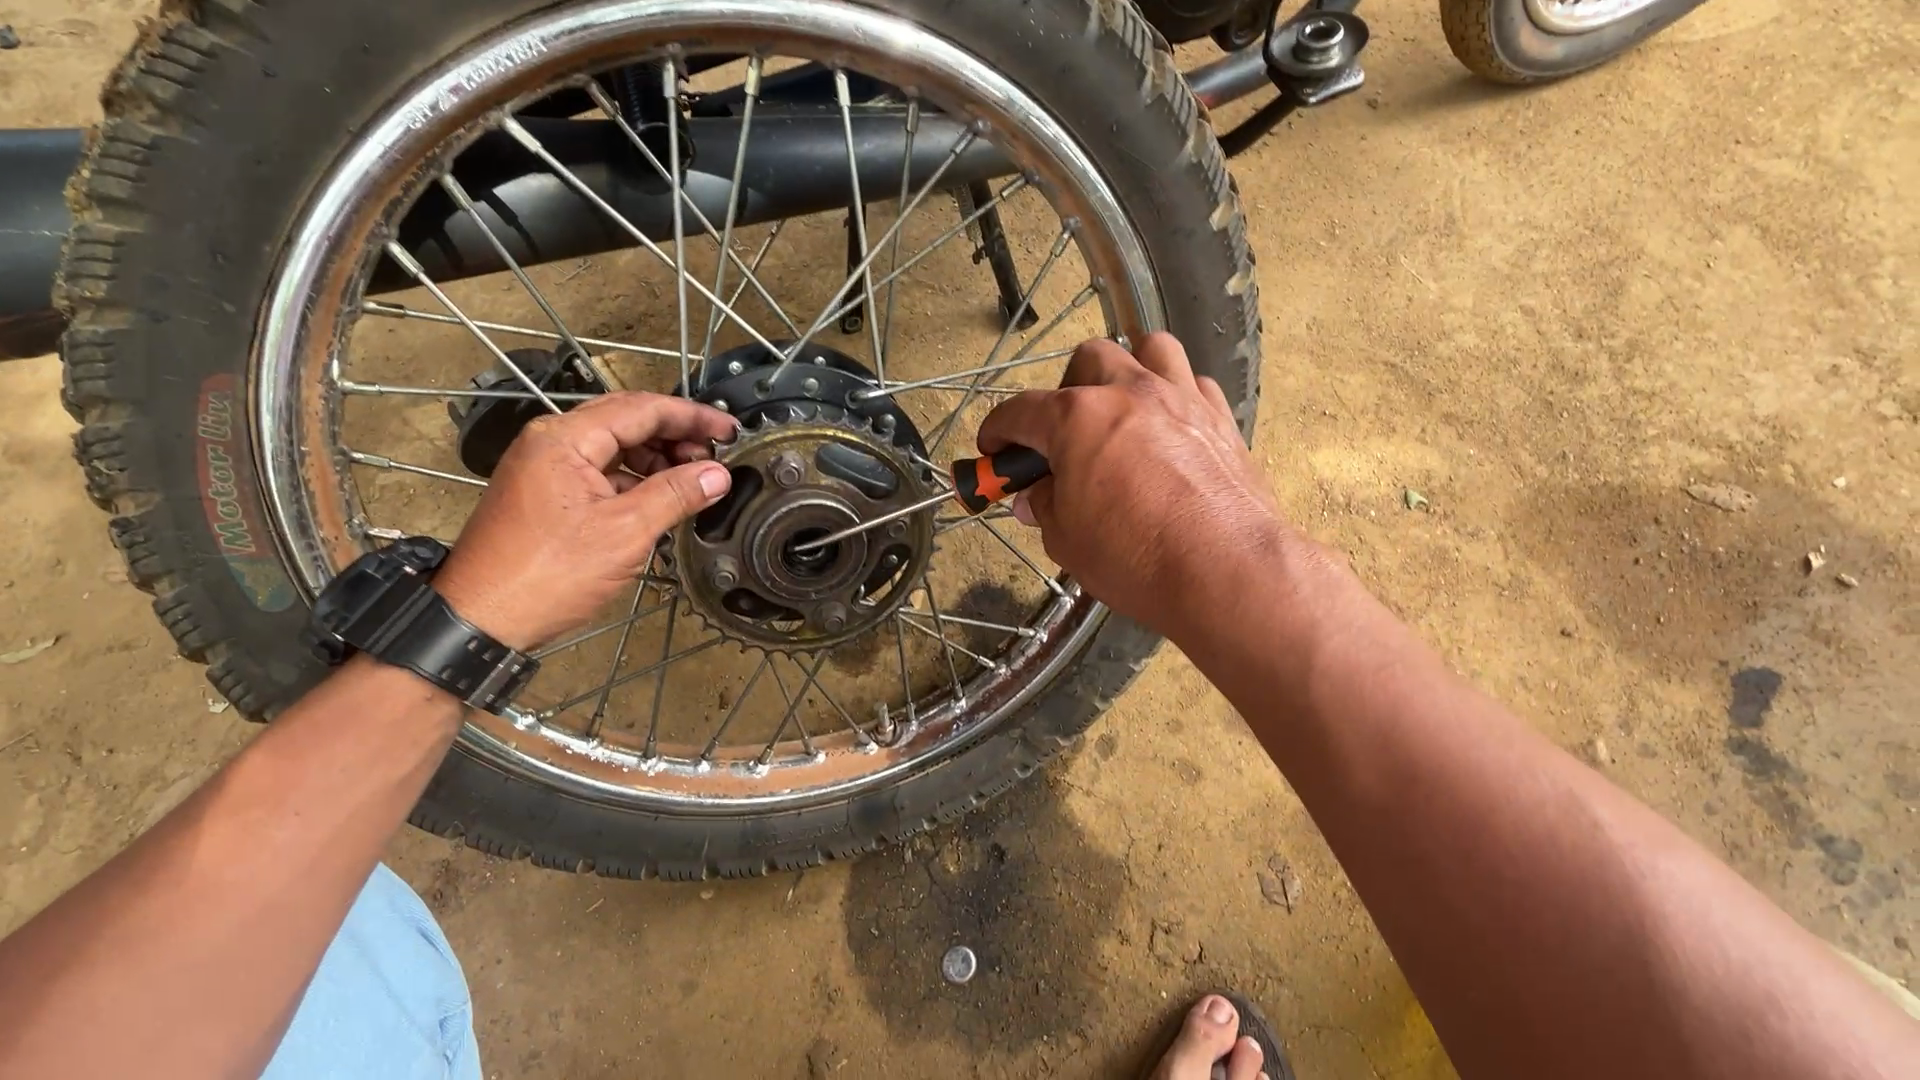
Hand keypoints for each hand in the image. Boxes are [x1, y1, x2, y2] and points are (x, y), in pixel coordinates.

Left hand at [432, 392, 735, 650]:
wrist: (481, 620)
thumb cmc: (544, 575)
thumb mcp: (625, 533)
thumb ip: (675, 495)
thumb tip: (717, 475)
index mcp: (564, 439)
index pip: (642, 409)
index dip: (692, 416)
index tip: (728, 429)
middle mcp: (549, 443)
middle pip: (626, 421)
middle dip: (676, 434)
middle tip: (716, 454)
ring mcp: (544, 468)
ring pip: (613, 446)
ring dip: (656, 458)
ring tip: (692, 480)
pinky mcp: (545, 494)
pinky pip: (599, 471)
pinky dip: (633, 479)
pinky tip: (659, 499)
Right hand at [977, 334, 1288, 635]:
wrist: (1226, 570)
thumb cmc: (1134, 557)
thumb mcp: (1067, 540)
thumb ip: (1046, 507)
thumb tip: (1035, 497)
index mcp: (1077, 417)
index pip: (1020, 411)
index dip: (998, 430)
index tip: (993, 450)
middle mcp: (1128, 391)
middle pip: (1088, 359)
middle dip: (1066, 389)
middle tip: (1065, 434)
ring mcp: (1180, 398)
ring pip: (1150, 348)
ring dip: (1129, 370)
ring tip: (1123, 409)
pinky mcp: (1221, 418)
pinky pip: (1194, 384)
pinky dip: (1176, 397)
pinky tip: (1171, 428)